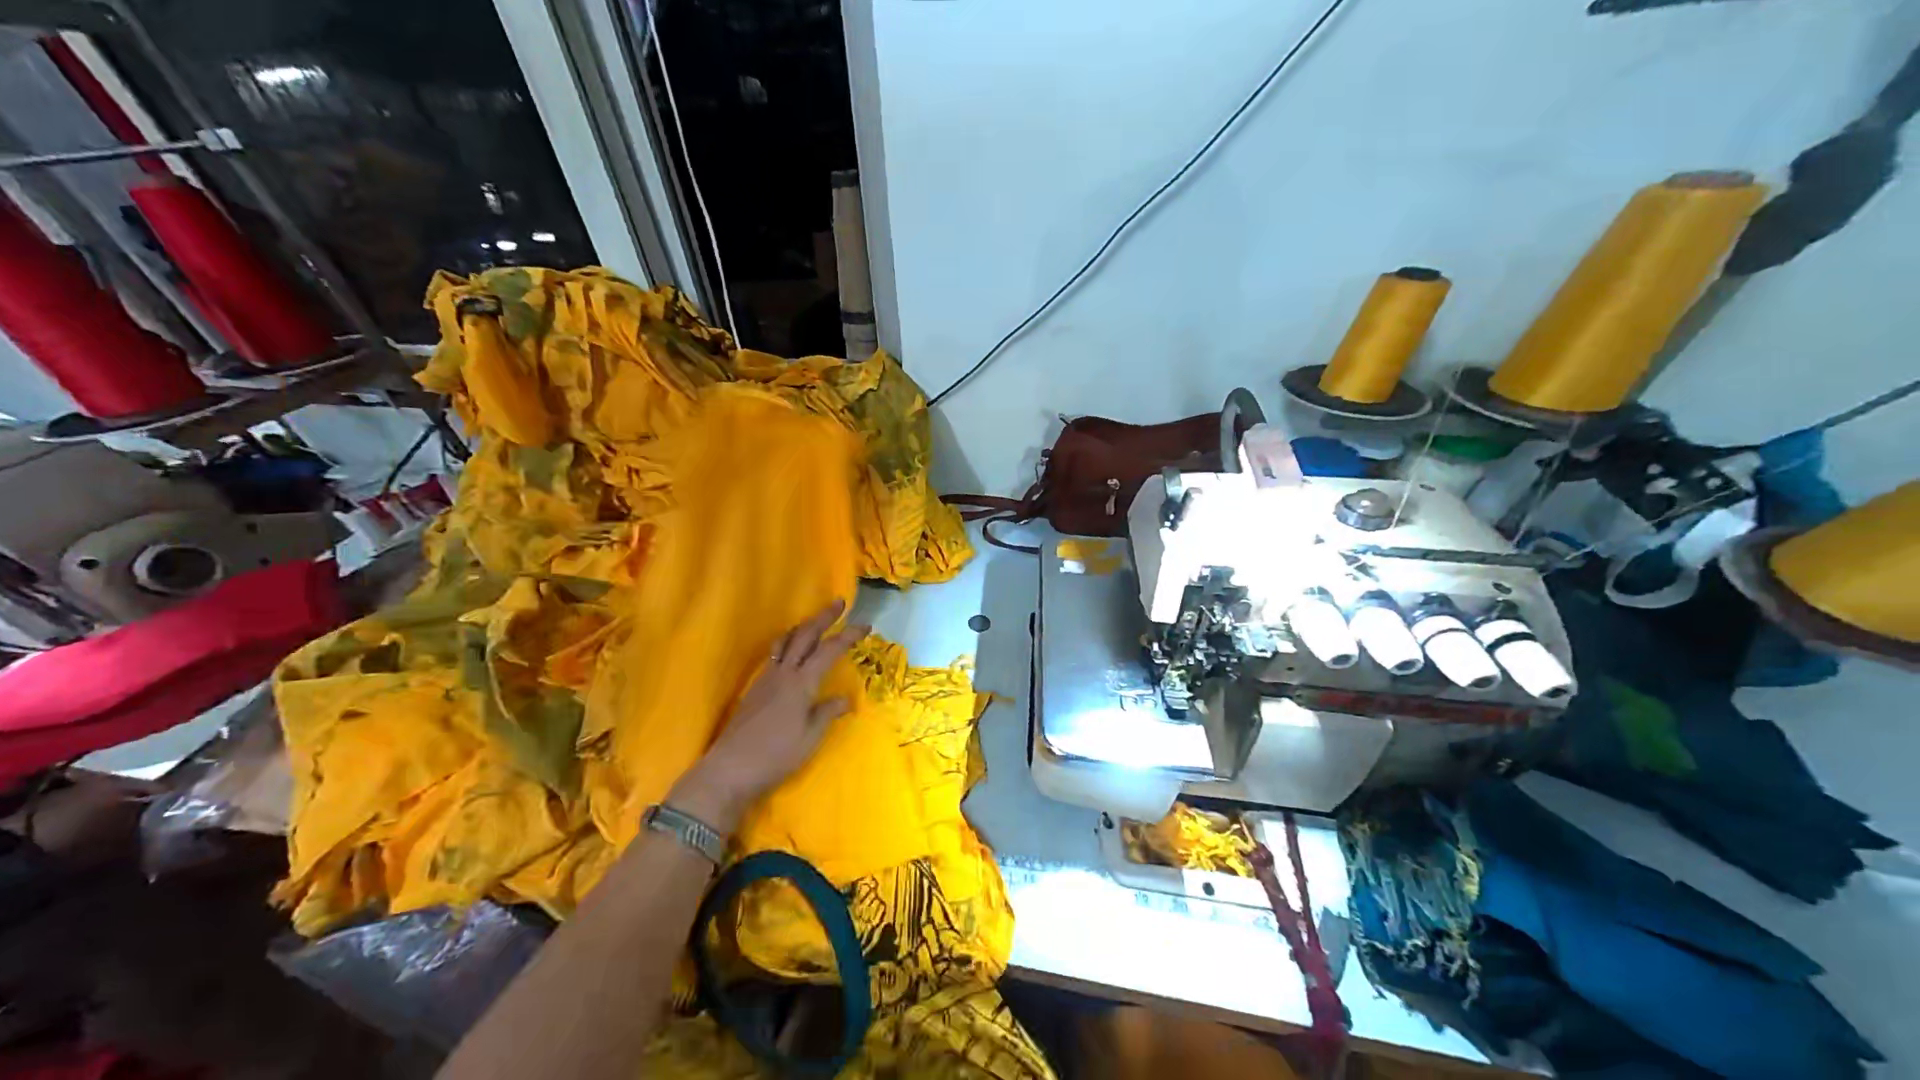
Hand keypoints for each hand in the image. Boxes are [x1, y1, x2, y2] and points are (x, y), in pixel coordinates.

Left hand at [669, 600, 866, 831]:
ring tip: (813, 621)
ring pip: (785, 642)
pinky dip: (787, 643)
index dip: (848, 635)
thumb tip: (846, 699)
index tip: (865, 625)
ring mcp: (766, 679)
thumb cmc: (776, 756)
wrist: (731, 768)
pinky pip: (774, 655)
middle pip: (805, 636)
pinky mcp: (755, 689)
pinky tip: (789, 651)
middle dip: (824, 618)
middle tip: (839, 603)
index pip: (829, 650)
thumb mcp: (810, 738)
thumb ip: (827, 713)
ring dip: (802, 627)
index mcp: (802, 683)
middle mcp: (783, 673)